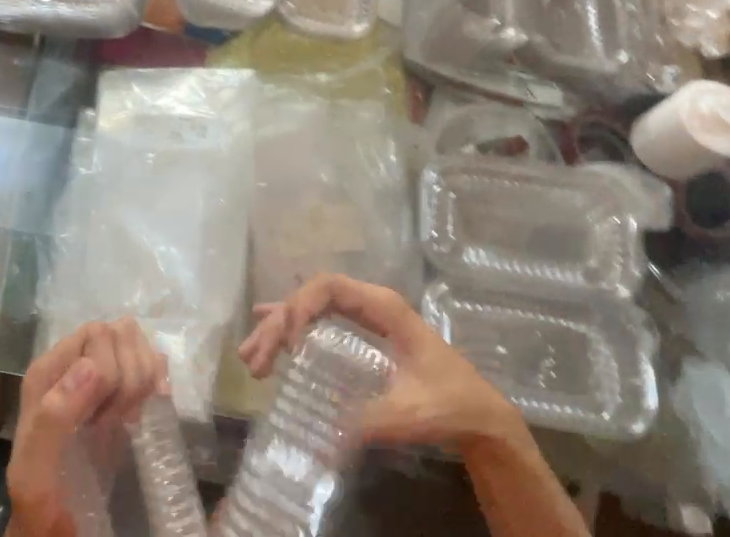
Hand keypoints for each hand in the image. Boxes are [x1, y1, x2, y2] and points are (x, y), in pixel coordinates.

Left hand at [7, 319, 168, 536]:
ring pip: (136, 343)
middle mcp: (71, 364)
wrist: (56, 529)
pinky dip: (156, 380)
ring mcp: (96, 374)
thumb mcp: (34, 472)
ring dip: (143, 379)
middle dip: (129, 377)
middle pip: (120, 334)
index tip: (103, 418)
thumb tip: (92, 366)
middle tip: (117, 420)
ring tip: (128, 417)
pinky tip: (148, 408)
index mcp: (47, 372)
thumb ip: (53, 419)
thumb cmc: (43, 504)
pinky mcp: (119, 389)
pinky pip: (149, 359)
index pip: (97, 335)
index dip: (111, 371)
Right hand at [237, 274, 526, 449]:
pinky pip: (320, 320)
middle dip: (279, 325)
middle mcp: (370, 305)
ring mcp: (366, 318)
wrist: (479, 415)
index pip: (329, 286)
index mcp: (383, 308)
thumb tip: (323, 443)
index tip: (288, 344)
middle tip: (255, 361)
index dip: (301, 306)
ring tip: (250, 356)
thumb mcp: (409, 414)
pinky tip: (268, 334)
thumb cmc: (449, 405)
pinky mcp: (364, 336)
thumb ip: (368, 423)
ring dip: (279, 328)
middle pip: (312, 298)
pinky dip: (293, 328)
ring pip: (312, 310)